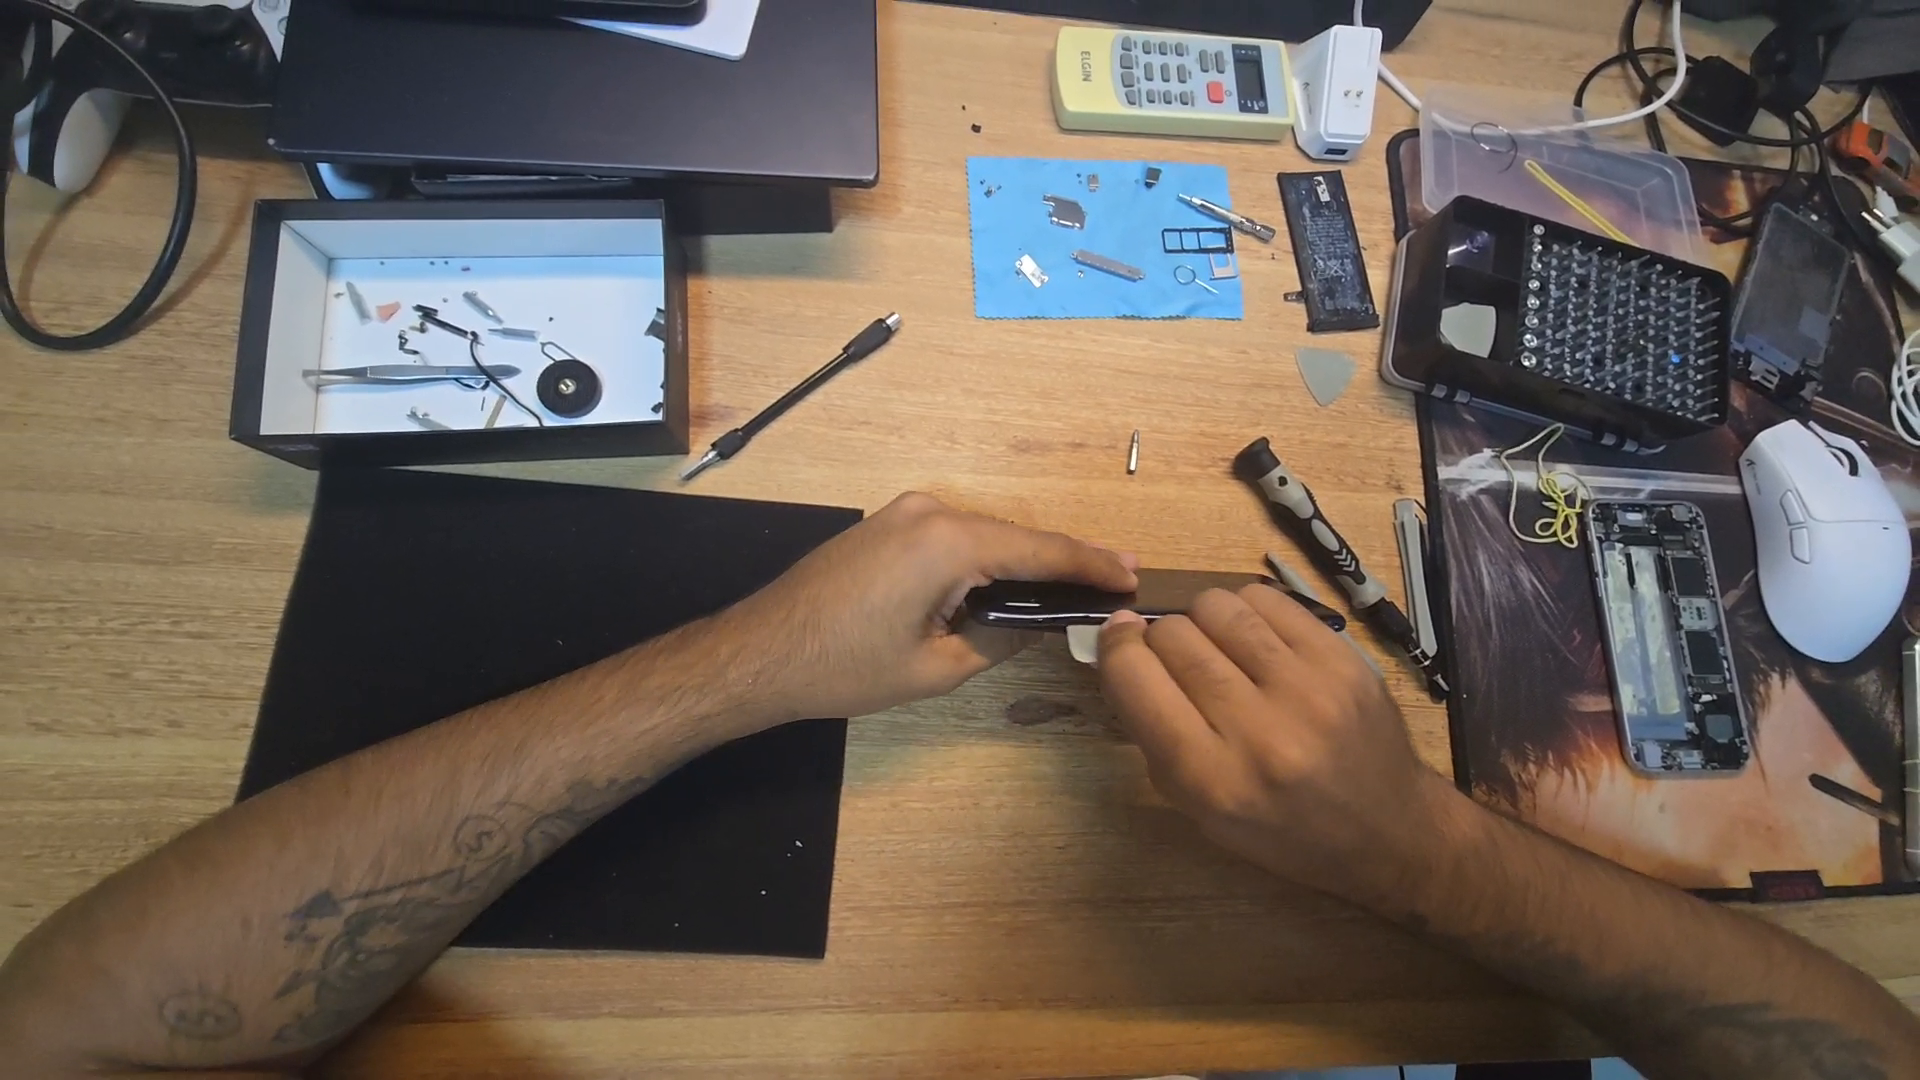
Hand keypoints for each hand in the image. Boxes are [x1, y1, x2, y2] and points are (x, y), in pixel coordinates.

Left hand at [721, 492, 1136, 721]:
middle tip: (1114, 578)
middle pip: (1015, 537)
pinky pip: (955, 537)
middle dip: (1063, 561)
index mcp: (948, 541)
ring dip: (1025, 561)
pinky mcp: (890, 522)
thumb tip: (1042, 619)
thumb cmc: (846, 668)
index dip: (1090, 564)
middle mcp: (932, 510)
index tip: (1132, 574)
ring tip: (1073, 584)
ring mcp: (906, 511)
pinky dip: (988, 558)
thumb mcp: (937, 667)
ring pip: (986, 536)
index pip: (1040, 549)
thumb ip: (1001, 636)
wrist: (759, 652)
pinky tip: (1011, 580)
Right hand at [1096, 585, 1453, 903]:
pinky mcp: (1343, 660)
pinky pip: (1264, 597)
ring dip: (1201, 621)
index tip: (1119, 641)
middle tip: (1179, 663)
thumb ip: (1150, 728)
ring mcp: (1308, 690)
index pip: (1134, 677)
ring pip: (1215, 606)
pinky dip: (1245, 611)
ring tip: (1219, 648)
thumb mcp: (1195, 806)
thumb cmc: (1278, 827)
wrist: (1390, 833)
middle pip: (1173, 635)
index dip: (1114, 648)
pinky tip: (1255, 640)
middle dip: (1160, 640)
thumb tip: (1121, 643)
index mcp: (1210, 779)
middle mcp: (1259, 732)